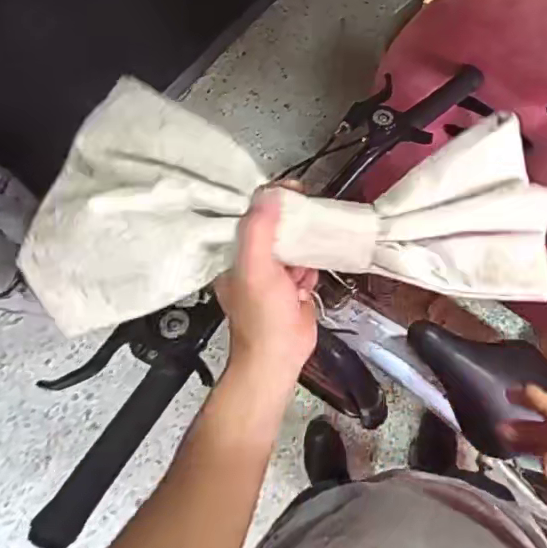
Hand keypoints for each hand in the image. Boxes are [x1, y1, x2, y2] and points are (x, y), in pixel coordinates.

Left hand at [216, 187, 318, 377]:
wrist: (280, 356)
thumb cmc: (262, 320)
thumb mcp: (256, 268)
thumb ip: (259, 230)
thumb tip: (268, 195)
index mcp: (234, 256)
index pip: (250, 217)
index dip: (268, 201)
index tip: (290, 191)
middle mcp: (252, 263)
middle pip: (275, 229)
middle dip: (292, 222)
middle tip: (308, 211)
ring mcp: (274, 276)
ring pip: (293, 246)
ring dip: (304, 247)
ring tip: (308, 253)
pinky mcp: (293, 287)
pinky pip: (306, 264)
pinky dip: (312, 267)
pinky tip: (309, 278)